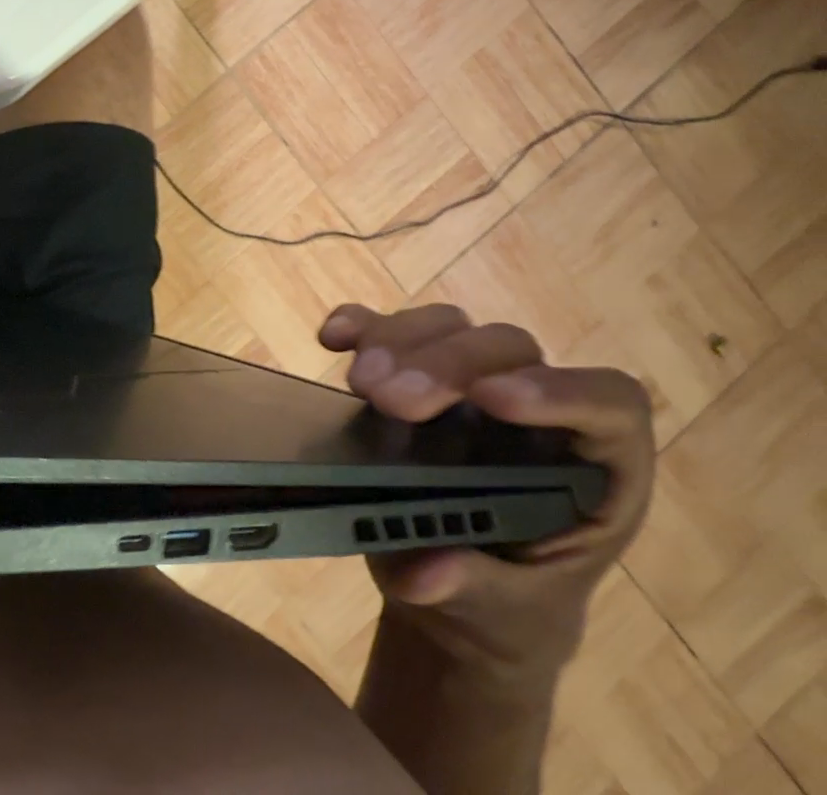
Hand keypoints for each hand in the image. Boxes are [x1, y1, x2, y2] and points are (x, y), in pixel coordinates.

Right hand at [319, 304, 653, 680]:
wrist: (456, 592)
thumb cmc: (500, 603)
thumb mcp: (494, 611)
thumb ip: (468, 587)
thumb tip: (423, 571)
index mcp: (591, 467)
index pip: (606, 405)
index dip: (559, 392)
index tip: (491, 399)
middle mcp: (534, 414)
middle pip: (509, 352)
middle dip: (449, 367)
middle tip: (391, 400)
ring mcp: (466, 390)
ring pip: (451, 330)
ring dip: (403, 342)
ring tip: (359, 382)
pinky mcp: (409, 382)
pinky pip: (391, 334)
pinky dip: (362, 327)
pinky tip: (332, 337)